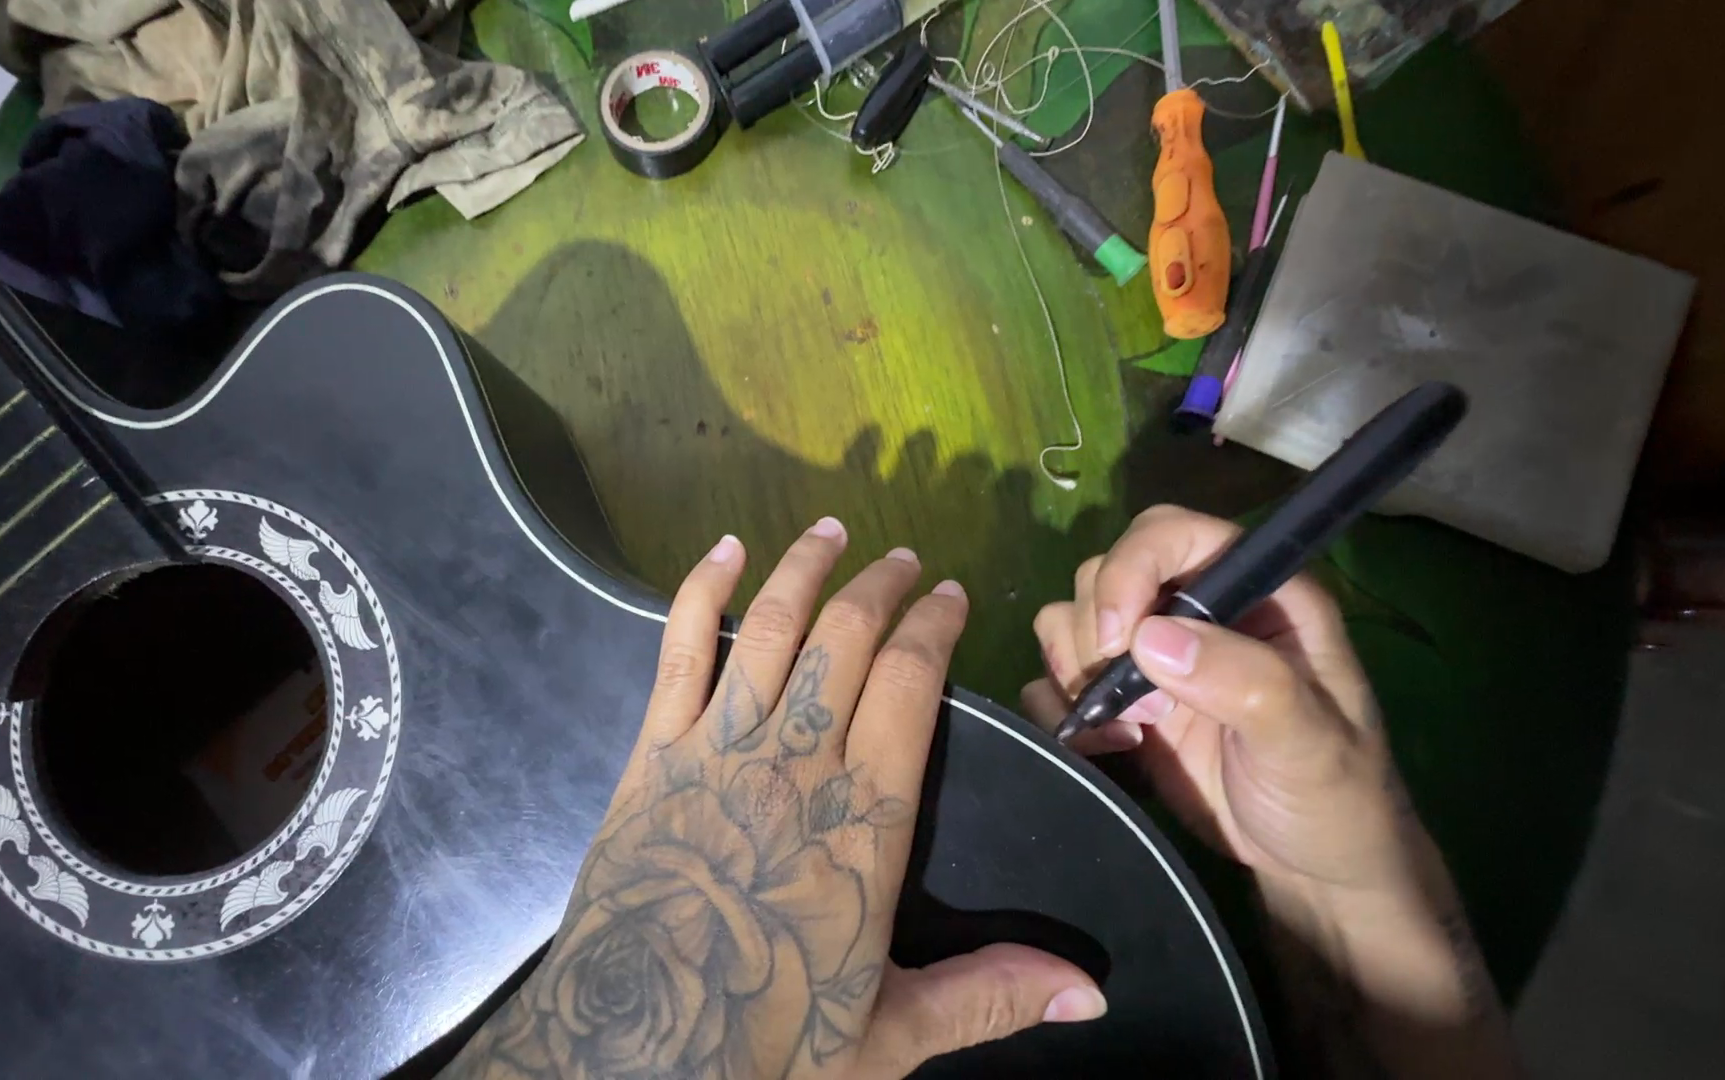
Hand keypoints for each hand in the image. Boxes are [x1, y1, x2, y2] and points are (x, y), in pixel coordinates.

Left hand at [450, 520, 1101, 1079]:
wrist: (632, 1048)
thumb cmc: (765, 1041)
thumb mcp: (891, 1035)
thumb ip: (989, 995)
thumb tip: (1092, 990)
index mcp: (866, 816)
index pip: (911, 685)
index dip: (932, 627)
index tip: (947, 594)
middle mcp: (798, 758)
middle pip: (846, 639)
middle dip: (880, 586)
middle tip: (901, 557)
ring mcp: (720, 743)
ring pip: (770, 626)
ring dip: (805, 569)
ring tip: (832, 530)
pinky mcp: (656, 747)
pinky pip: (678, 649)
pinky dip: (700, 591)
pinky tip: (723, 550)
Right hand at [1021, 507, 1521, 1078]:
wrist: (1308, 872)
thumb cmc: (1334, 798)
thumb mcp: (1312, 743)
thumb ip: (1247, 683)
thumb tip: (1149, 639)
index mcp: (1251, 592)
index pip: (1168, 534)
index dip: (1130, 569)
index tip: (1119, 639)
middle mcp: (1191, 610)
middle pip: (1102, 575)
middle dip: (1097, 635)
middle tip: (1133, 702)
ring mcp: (1148, 654)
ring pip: (1067, 619)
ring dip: (1075, 672)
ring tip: (1127, 729)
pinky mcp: (1115, 697)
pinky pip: (1050, 676)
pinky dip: (1058, 707)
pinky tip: (1106, 746)